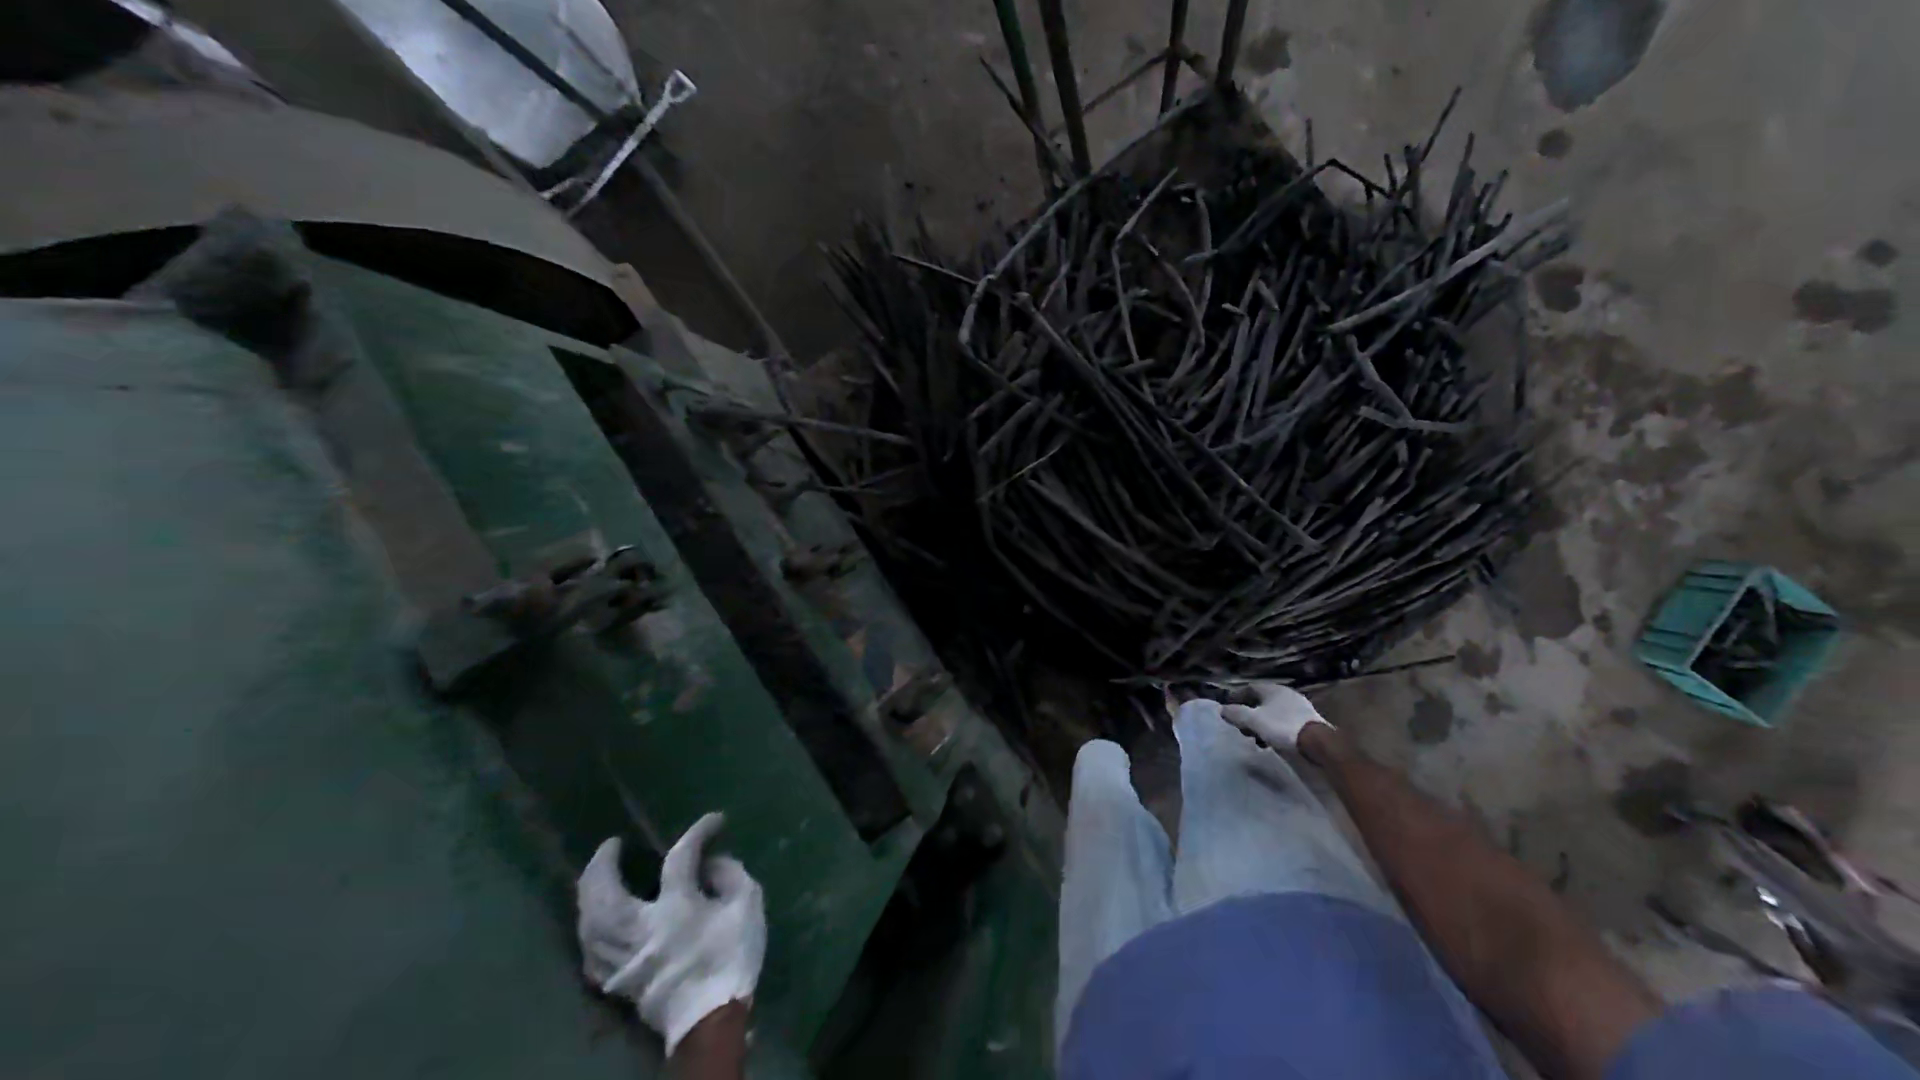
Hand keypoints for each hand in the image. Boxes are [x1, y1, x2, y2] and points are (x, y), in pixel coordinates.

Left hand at [577, 813, 766, 1054]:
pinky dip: (588, 934)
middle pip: (602, 893)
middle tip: (610, 846)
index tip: (714, 821)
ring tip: (596, 879)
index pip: (680, 857)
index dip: (698, 833)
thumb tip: (712, 863)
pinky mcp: (617, 981)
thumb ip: (732, 876)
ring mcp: (622, 957)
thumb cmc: (731, 959)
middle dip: (602, 863)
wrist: (711, 1021)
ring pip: (588, 923)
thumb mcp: (748, 907)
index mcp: (674, 907)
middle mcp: (639, 929)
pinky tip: (593, 925)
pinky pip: (590, 954)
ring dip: (588, 895)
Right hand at [1220, 681, 1330, 750]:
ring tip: (1255, 737)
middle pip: (1261, 701)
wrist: (1317, 743)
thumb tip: (1222, 710)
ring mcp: (1299, 707)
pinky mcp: (1307, 721)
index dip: (1236, 698)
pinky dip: (1273, 728)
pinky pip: (1283, 721)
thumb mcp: (1253, 721)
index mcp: (1272, 689)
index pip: (1249, 688)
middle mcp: (1286, 694)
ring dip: (1261, 723)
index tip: (1227, 709)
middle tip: (1241, 726)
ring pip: (1272, 712)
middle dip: (1248, 713)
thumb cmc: (1281, 727)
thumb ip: (1236, 714)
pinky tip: (1271, 740)